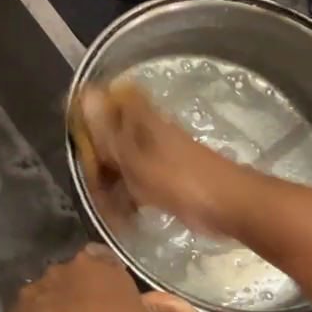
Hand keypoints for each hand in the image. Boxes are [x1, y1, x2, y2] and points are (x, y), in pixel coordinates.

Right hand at [78, 81, 253, 235]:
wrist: (231, 205)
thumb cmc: (180, 180)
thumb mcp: (136, 157)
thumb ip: (106, 130)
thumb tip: (84, 92)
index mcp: (140, 119)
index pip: (108, 102)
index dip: (90, 115)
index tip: (80, 139)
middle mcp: (148, 130)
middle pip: (112, 137)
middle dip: (99, 162)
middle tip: (94, 188)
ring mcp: (159, 153)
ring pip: (124, 162)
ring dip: (112, 184)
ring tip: (108, 212)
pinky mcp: (168, 176)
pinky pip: (139, 181)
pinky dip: (129, 196)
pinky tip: (124, 219)